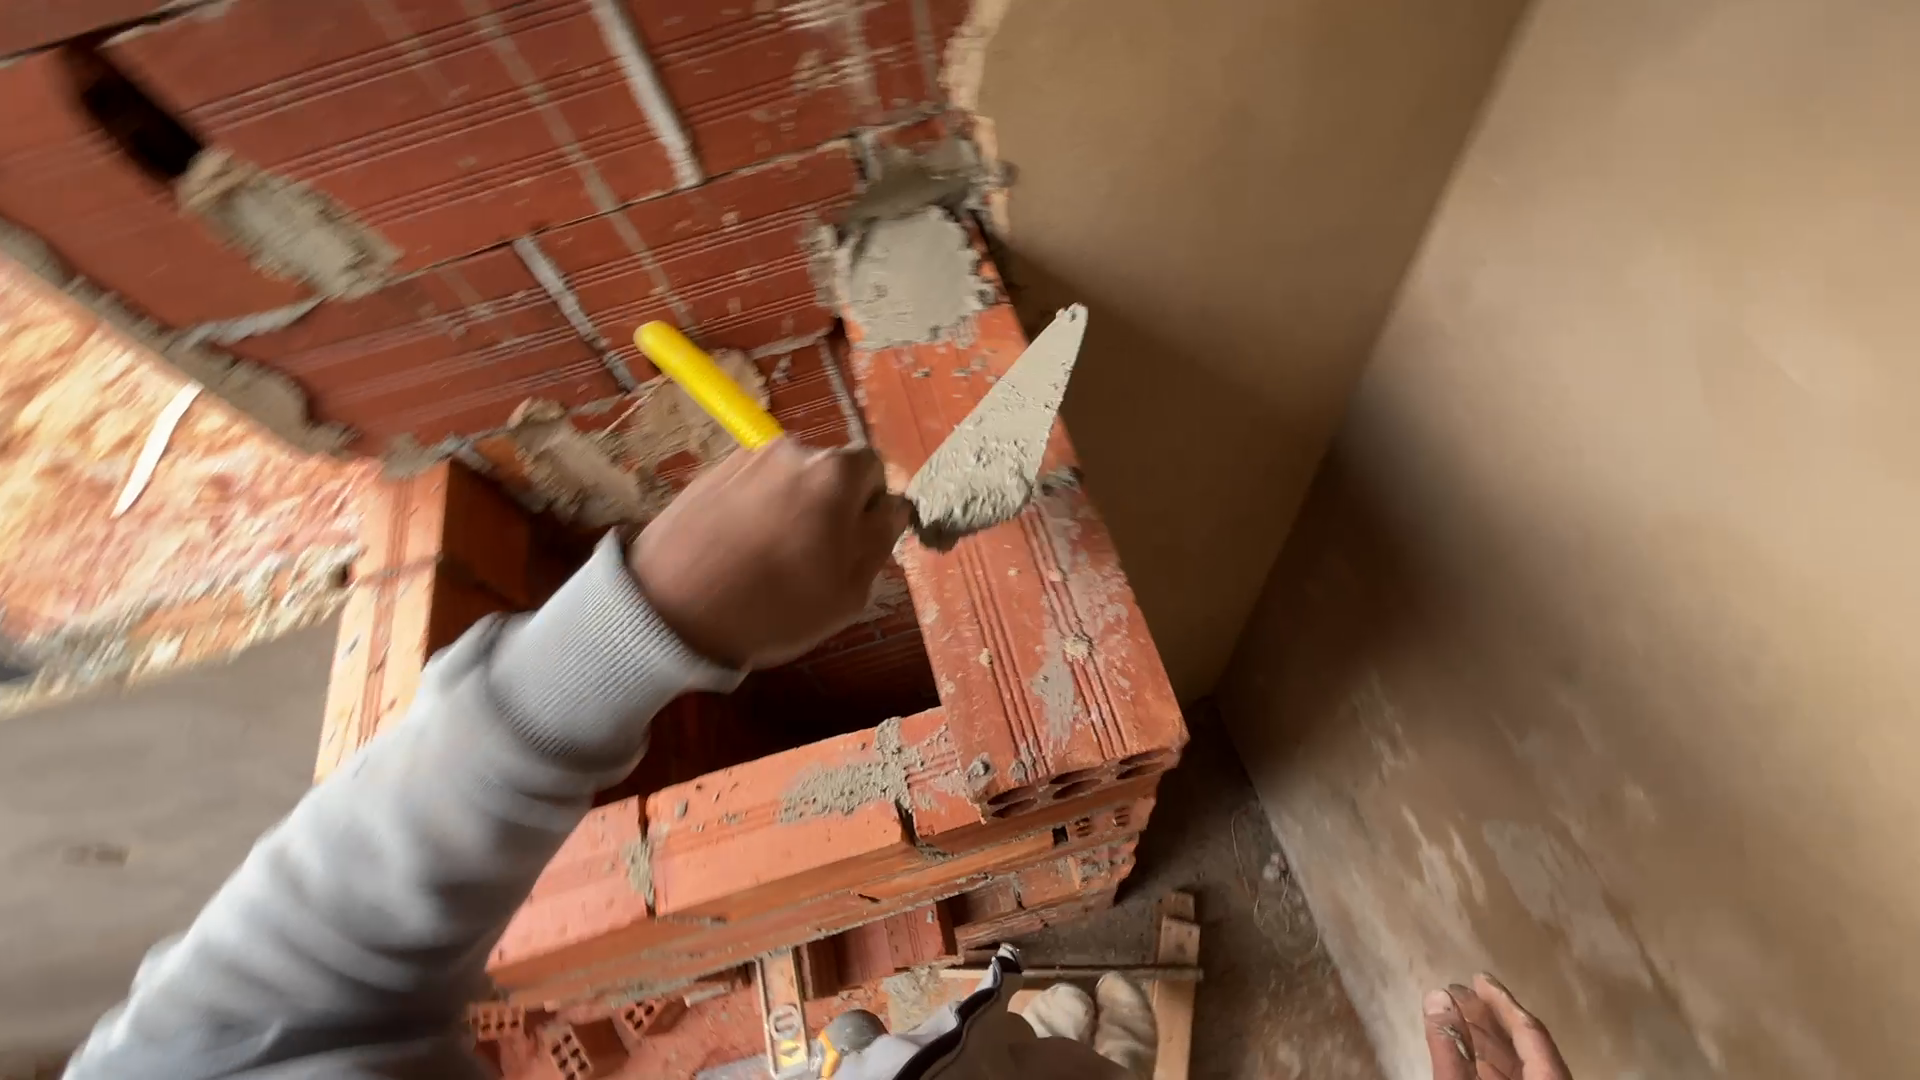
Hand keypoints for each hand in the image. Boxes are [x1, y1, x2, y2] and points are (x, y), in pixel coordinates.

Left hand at [628, 438, 910, 668]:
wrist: (671, 610)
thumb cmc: (776, 605)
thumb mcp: (851, 588)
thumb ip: (881, 538)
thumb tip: (892, 508)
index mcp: (836, 473)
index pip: (876, 471)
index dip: (871, 509)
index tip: (854, 546)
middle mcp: (793, 450)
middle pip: (831, 471)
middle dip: (832, 506)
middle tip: (814, 557)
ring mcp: (747, 458)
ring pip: (791, 480)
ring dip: (793, 508)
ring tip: (770, 558)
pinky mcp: (710, 473)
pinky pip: (753, 487)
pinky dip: (757, 510)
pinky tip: (740, 551)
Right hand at [1424, 974, 1571, 1079]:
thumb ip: (1451, 1045)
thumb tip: (1438, 994)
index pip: (1531, 1031)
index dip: (1503, 1001)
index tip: (1478, 976)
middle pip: (1530, 1046)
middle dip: (1491, 1017)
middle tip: (1458, 993)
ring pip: (1526, 1064)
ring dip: (1490, 1040)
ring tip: (1457, 1018)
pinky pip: (1523, 1079)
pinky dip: (1495, 1064)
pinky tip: (1472, 1055)